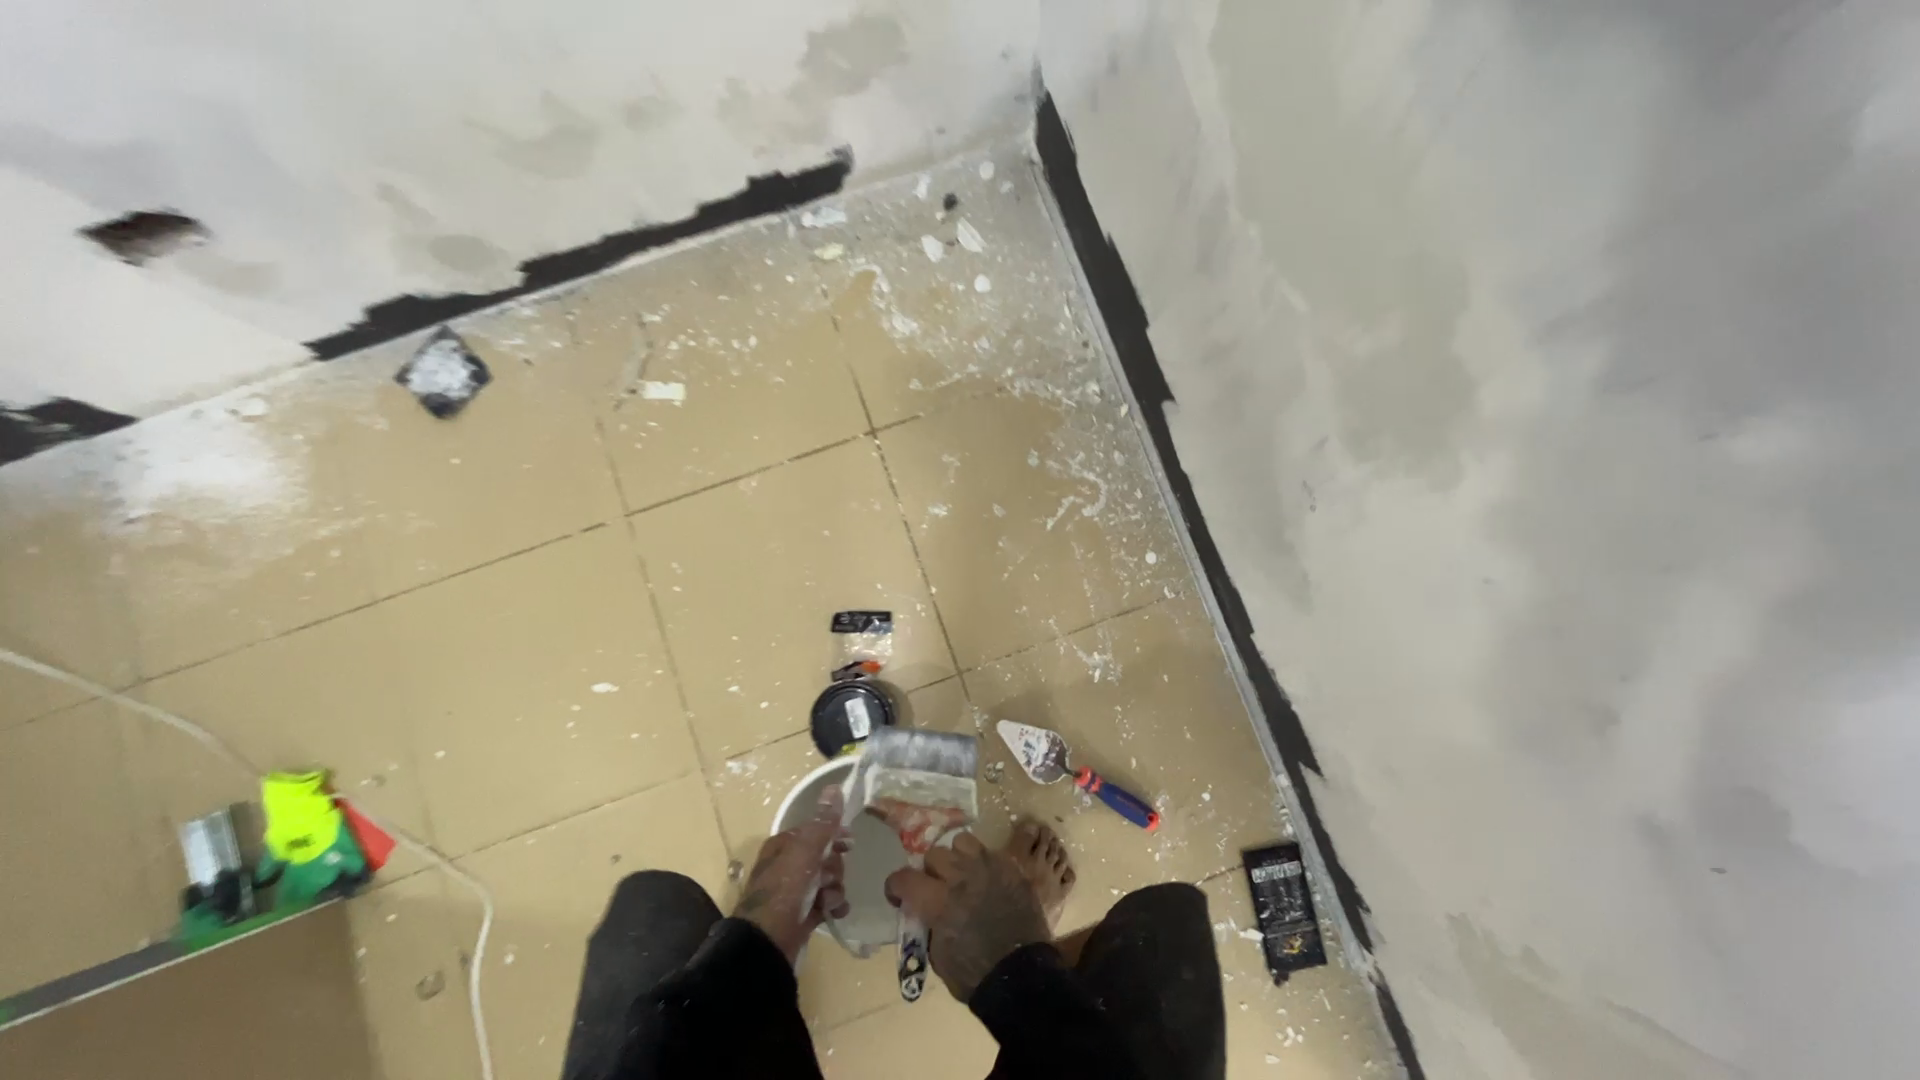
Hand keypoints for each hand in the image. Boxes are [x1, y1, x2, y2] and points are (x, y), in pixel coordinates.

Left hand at [733, 792, 850, 964]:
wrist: (766, 943)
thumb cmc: (784, 891)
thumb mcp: (804, 852)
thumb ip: (823, 823)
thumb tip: (835, 786)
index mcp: (784, 845)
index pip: (816, 831)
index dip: (834, 835)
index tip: (850, 842)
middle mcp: (788, 866)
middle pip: (825, 856)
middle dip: (834, 867)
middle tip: (828, 878)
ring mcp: (795, 892)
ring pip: (828, 880)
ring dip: (834, 889)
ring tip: (828, 900)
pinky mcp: (802, 914)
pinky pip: (826, 902)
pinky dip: (832, 906)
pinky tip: (833, 912)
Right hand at [883, 831, 1050, 1001]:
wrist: (1022, 976)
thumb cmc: (974, 975)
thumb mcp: (936, 955)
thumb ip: (927, 924)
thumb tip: (923, 912)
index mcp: (938, 901)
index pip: (904, 877)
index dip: (895, 886)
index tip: (899, 896)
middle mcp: (961, 876)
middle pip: (933, 855)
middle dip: (929, 871)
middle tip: (936, 888)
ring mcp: (988, 868)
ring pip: (962, 842)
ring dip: (957, 858)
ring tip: (962, 876)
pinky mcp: (1011, 868)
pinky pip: (990, 852)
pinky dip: (982, 863)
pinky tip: (986, 880)